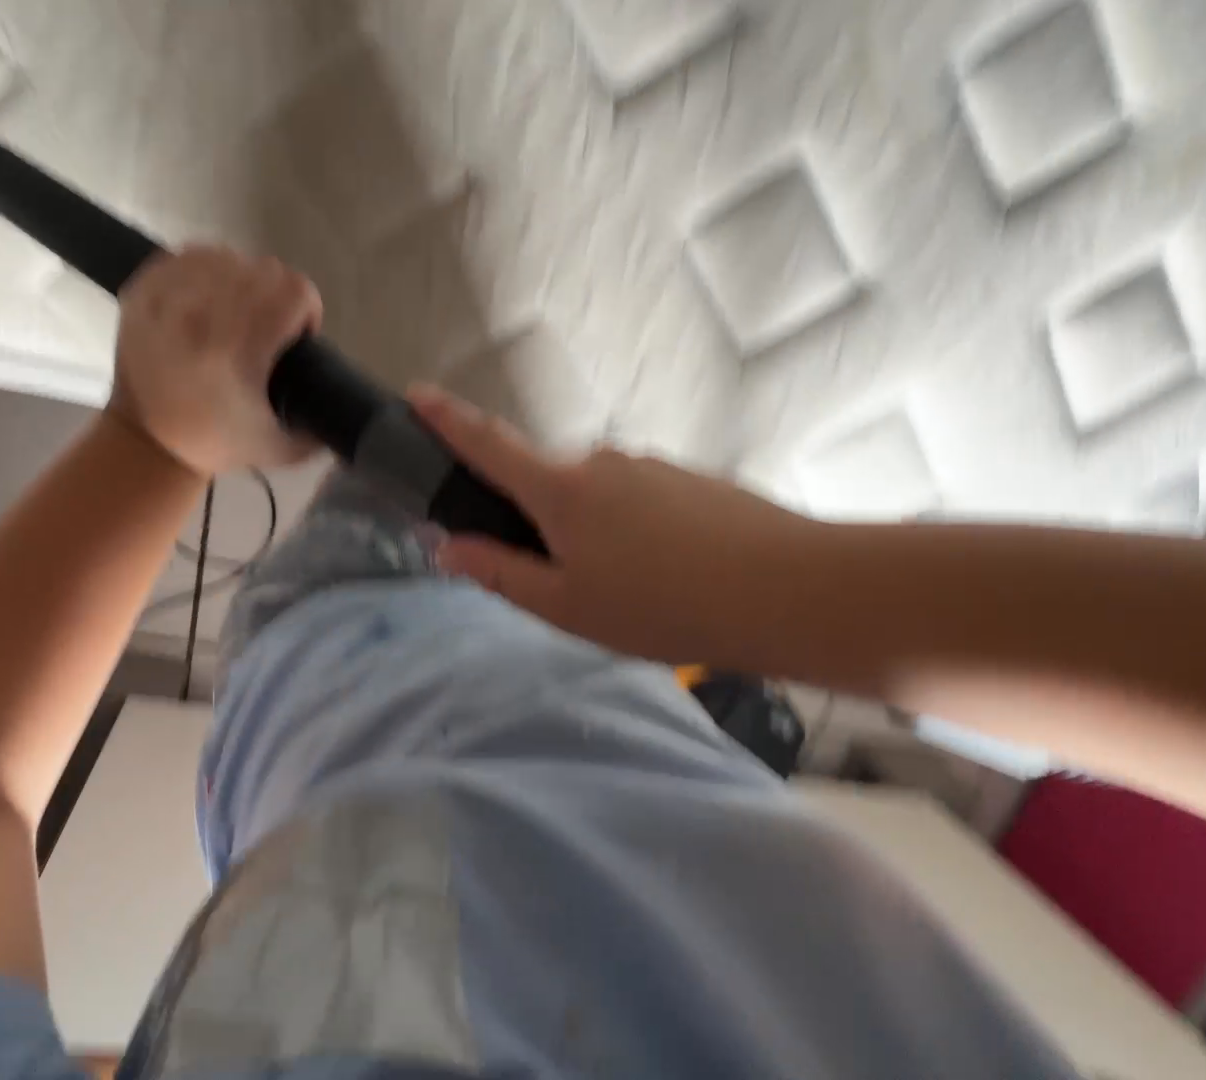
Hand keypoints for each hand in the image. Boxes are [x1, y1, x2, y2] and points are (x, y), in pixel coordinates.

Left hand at [108, 246, 323, 475]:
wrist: (144, 441)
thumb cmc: (214, 442)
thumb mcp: (278, 448)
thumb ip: (319, 428)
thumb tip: (348, 408)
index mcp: (238, 349)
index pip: (294, 290)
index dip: (305, 312)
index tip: (294, 339)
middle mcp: (202, 314)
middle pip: (266, 270)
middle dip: (275, 299)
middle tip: (265, 331)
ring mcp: (169, 296)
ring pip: (231, 257)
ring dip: (242, 283)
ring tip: (234, 316)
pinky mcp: (145, 287)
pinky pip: (193, 254)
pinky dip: (208, 272)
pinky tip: (207, 301)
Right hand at [411, 386, 826, 664]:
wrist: (790, 590)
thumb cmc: (660, 605)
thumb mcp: (565, 606)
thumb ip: (500, 573)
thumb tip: (446, 547)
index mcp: (561, 490)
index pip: (488, 445)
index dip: (446, 420)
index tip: (415, 394)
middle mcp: (602, 460)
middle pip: (547, 484)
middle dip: (541, 523)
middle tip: (569, 586)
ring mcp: (652, 464)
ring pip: (598, 499)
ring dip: (596, 535)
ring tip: (635, 594)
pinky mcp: (692, 478)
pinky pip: (641, 502)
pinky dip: (638, 534)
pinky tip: (670, 578)